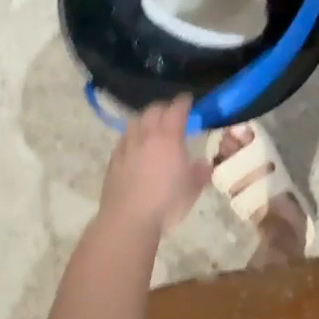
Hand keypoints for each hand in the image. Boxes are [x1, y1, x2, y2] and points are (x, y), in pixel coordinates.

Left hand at [97, 96, 211, 232]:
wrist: (129, 218)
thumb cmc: (167, 202)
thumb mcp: (193, 189)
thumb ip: (200, 172)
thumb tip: (204, 163)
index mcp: (168, 137)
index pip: (176, 110)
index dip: (183, 102)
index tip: (188, 99)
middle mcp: (145, 135)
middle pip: (153, 110)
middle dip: (164, 107)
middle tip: (172, 113)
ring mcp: (126, 146)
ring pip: (135, 122)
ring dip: (146, 119)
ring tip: (152, 127)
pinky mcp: (114, 160)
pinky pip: (124, 139)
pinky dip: (133, 136)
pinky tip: (136, 146)